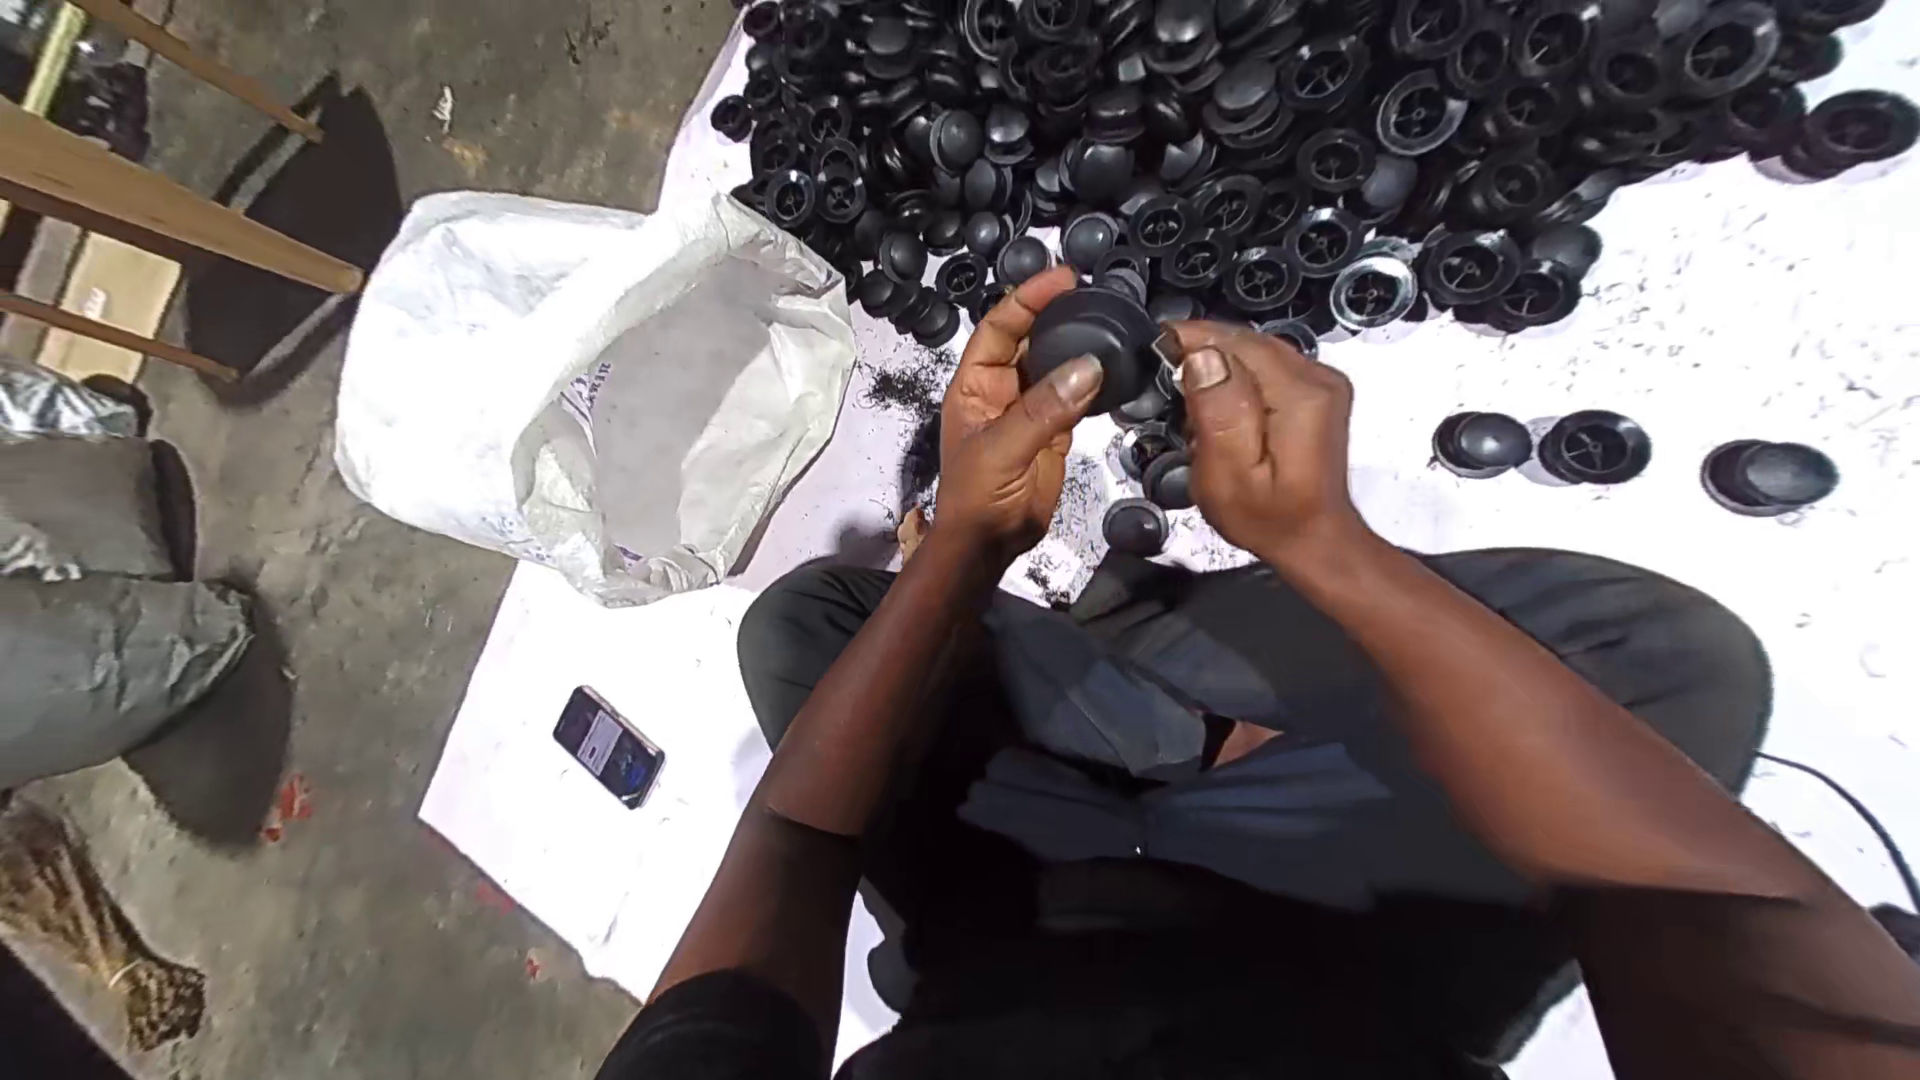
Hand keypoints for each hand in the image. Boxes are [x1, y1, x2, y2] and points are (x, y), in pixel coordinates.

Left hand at [937, 266, 1101, 567]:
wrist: (991, 541)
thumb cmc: (975, 497)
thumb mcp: (1001, 449)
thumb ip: (1042, 410)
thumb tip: (1087, 368)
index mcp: (975, 385)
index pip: (999, 328)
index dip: (1026, 300)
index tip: (1061, 280)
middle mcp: (1002, 391)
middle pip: (1031, 341)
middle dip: (1058, 317)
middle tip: (1095, 298)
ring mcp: (1030, 411)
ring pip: (1057, 368)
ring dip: (1080, 350)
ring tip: (1111, 327)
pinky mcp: (1053, 432)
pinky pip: (1075, 399)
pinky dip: (1093, 386)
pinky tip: (1112, 373)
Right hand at [1169, 321, 1371, 568]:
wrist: (1310, 538)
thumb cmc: (1269, 518)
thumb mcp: (1228, 476)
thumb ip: (1218, 414)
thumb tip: (1202, 359)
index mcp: (1297, 396)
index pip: (1235, 342)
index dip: (1190, 339)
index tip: (1156, 346)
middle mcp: (1316, 380)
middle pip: (1245, 341)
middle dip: (1201, 351)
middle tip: (1163, 373)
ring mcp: (1318, 385)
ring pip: (1253, 351)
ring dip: (1215, 364)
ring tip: (1186, 391)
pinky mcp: (1312, 394)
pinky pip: (1263, 367)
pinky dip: (1233, 376)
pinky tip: (1215, 401)